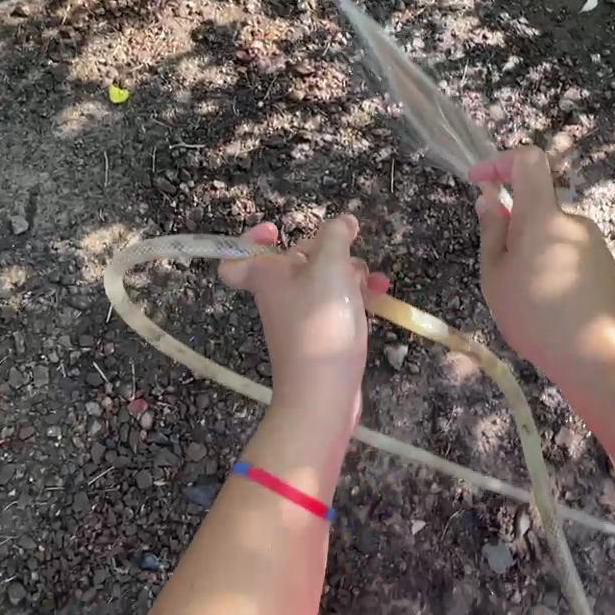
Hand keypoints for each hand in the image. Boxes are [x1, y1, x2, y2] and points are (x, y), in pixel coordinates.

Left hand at [220, 217, 389, 437]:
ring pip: (322, 280)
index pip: (236, 257)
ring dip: (349, 273)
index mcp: (266, 275)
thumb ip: (337, 236)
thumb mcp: (331, 267)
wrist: (323, 393)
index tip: (277, 231)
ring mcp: (299, 315)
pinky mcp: (321, 333)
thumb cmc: (319, 323)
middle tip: (347, 255)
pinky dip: (354, 295)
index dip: (251, 240)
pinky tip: (378, 296)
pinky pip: (335, 302)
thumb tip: (344, 221)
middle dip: (328, 252)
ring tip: (371, 281)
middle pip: (296, 259)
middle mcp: (278, 293)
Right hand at [468, 147, 614, 385]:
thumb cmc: (539, 318)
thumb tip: (490, 201)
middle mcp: (573, 220)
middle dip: (513, 228)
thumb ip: (492, 233)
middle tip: (499, 272)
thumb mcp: (496, 277)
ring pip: (551, 236)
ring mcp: (594, 244)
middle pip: (537, 206)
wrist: (607, 363)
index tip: (478, 182)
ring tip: (525, 302)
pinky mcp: (607, 268)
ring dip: (532, 255)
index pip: (528, 160)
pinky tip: (551, 312)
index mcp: (543, 215)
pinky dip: (551, 271)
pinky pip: (568, 256)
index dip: (500, 161)